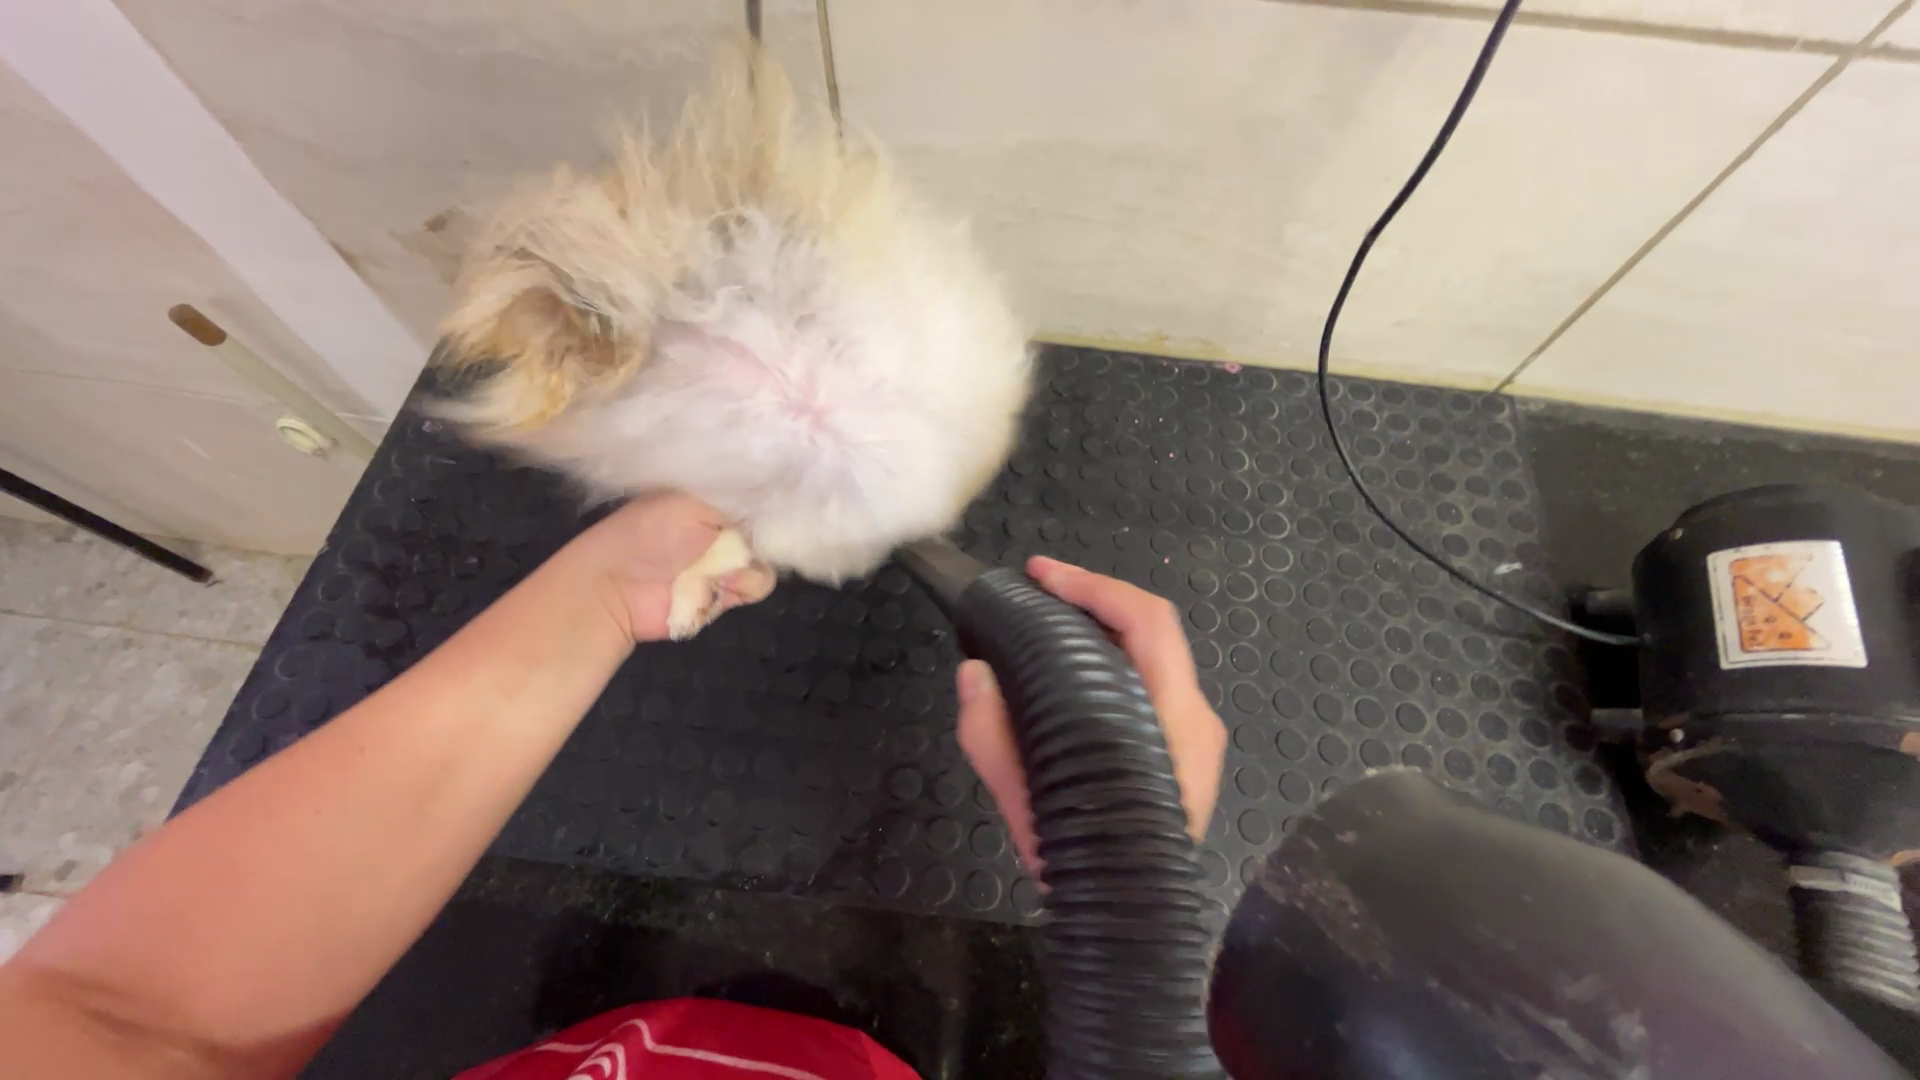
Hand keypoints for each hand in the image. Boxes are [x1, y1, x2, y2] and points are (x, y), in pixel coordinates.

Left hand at [560, 493, 765, 644]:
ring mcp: (727, 564)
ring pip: (766, 558)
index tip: (775, 501)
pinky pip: (758, 586)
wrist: (616, 589)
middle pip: (766, 529)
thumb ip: (734, 506)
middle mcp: (721, 532)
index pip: (752, 498)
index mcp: (708, 503)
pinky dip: (745, 584)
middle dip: (760, 534)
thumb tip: (766, 515)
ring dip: (749, 561)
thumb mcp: (688, 505)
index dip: (765, 500)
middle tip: (736, 539)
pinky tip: (724, 583)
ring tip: (722, 568)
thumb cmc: (646, 535)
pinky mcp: (728, 594)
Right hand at [956, 556, 1227, 874]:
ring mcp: (1198, 729)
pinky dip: (1113, 650)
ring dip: (1102, 620)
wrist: (1132, 916)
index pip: (1146, 623)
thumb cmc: (1087, 860)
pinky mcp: (1189, 740)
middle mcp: (1195, 715)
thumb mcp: (1025, 805)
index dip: (1093, 587)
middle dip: (1094, 593)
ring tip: (1050, 612)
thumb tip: (973, 674)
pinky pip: (1153, 673)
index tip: (1040, 574)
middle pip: (1153, 625)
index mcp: (1170, 722)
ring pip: (1155, 647)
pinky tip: (1075, 655)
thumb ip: (991, 739)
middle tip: (1039, 584)